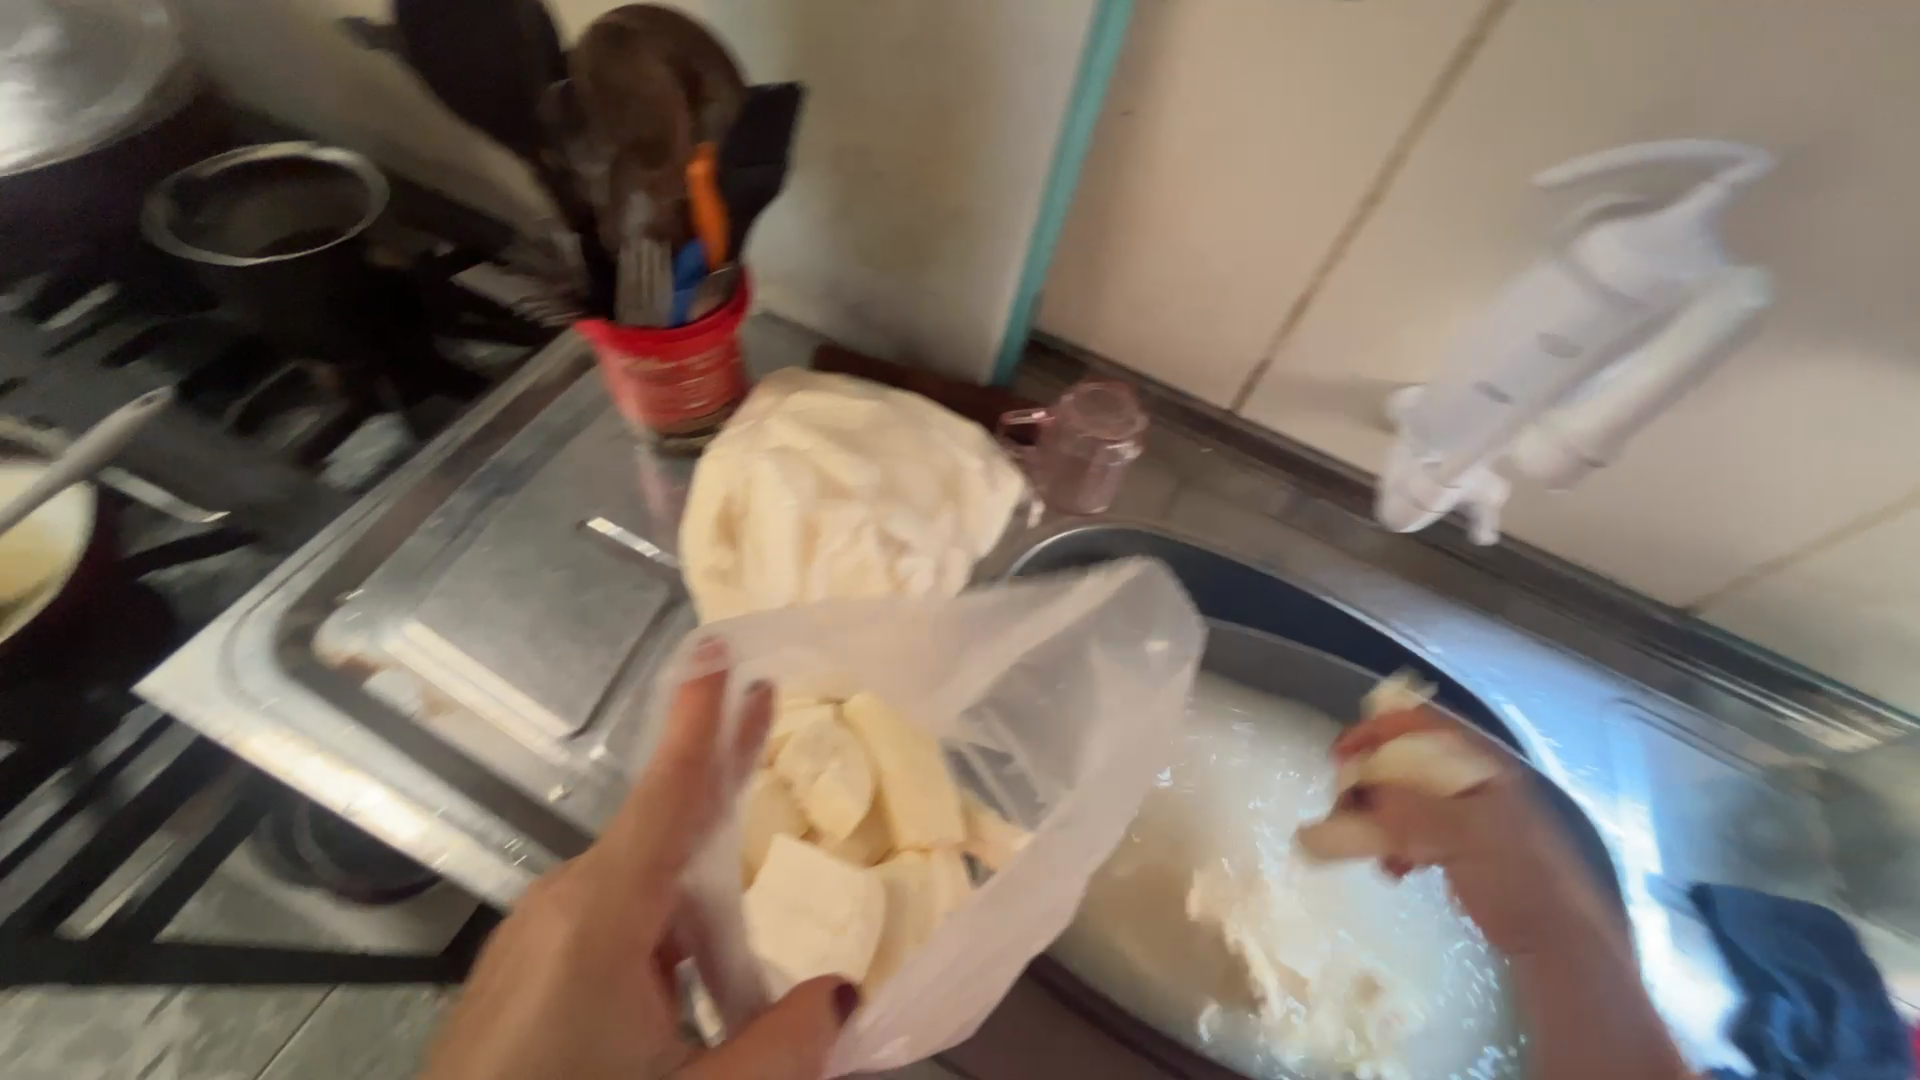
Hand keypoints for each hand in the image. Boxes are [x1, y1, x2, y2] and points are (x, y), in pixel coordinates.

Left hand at [422, 641, 858, 1079]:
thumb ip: (785, 1046)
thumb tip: (845, 993)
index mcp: (601, 918)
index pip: (667, 796)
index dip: (698, 719)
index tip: (713, 647)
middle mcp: (564, 905)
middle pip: (667, 831)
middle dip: (724, 774)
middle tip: (766, 698)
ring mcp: (535, 937)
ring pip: (645, 893)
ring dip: (702, 918)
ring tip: (730, 1002)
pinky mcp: (522, 971)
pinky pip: (612, 926)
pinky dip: (663, 943)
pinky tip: (680, 1012)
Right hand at [1333, 708, 1691, 1079]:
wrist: (1560, 945)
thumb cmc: (1518, 879)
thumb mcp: (1463, 835)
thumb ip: (1409, 807)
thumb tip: (1358, 789)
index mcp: (1479, 765)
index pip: (1418, 724)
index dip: (1374, 730)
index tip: (1339, 755)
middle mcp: (1470, 780)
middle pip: (1401, 760)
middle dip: (1366, 781)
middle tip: (1343, 805)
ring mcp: (1465, 813)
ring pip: (1401, 797)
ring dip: (1374, 816)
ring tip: (1363, 844)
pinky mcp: (1459, 844)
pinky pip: (1411, 829)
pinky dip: (1392, 842)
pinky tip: (1393, 869)